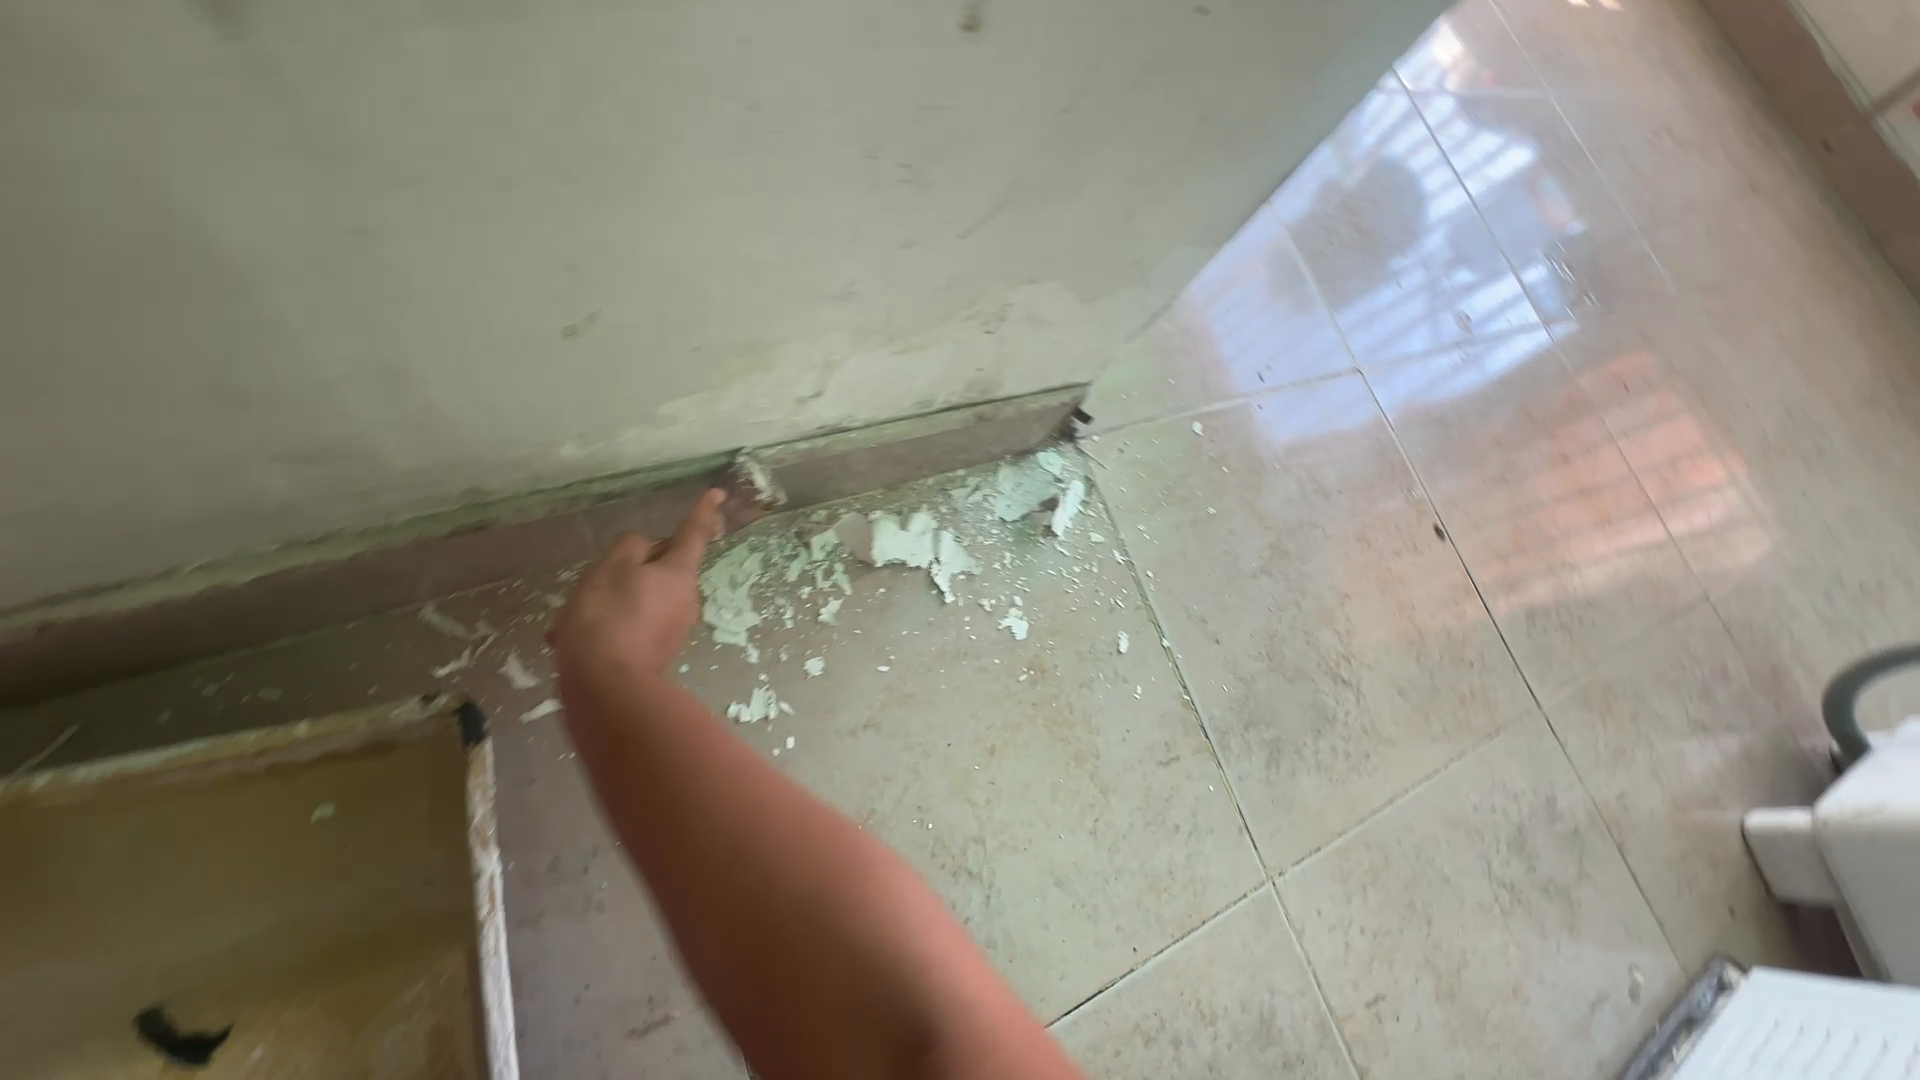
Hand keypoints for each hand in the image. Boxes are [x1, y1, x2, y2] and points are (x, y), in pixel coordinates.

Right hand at [551, 488, 725, 679]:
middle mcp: (687, 599)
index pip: (693, 532)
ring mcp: (676, 628)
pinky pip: (633, 628)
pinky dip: (608, 628)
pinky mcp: (660, 653)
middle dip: (630, 572)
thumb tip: (645, 550)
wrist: (607, 686)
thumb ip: (631, 548)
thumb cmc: (607, 617)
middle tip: (593, 585)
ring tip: (573, 620)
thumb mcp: (611, 568)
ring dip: (612, 603)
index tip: (718, 493)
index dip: (703, 511)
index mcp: (680, 573)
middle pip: (663, 570)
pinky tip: (574, 641)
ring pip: (642, 600)